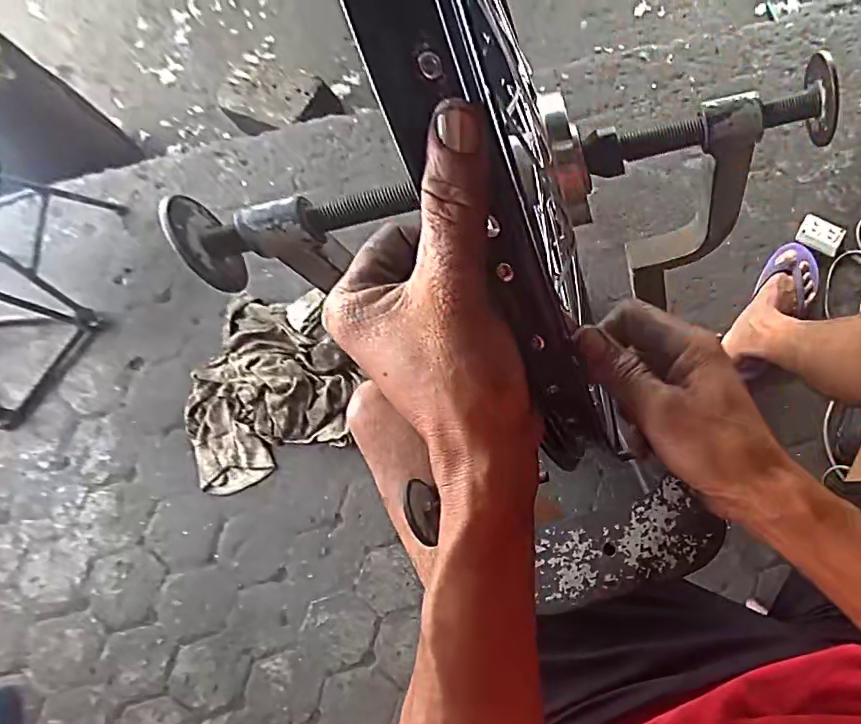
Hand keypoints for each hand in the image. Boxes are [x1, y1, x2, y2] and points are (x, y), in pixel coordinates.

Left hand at [324, 100, 537, 501]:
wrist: (498, 451)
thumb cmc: (462, 396)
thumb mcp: (455, 290)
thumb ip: (454, 212)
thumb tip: (451, 136)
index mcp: (354, 302)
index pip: (402, 230)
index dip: (446, 237)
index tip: (473, 256)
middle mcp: (381, 320)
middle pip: (436, 258)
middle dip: (474, 273)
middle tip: (486, 300)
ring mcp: (420, 340)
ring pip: (464, 286)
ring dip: (491, 294)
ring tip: (495, 326)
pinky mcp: (454, 354)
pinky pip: (480, 313)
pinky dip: (500, 316)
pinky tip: (506, 336)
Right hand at [581, 300, 803, 522]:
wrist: (752, 490)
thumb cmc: (721, 452)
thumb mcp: (658, 410)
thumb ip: (619, 373)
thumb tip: (586, 340)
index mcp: (690, 345)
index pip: (631, 316)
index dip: (603, 337)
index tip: (589, 367)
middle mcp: (690, 359)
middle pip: (632, 353)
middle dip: (619, 387)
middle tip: (625, 413)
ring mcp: (690, 386)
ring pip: (639, 385)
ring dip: (631, 414)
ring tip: (642, 439)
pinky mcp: (688, 411)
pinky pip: (653, 409)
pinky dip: (645, 428)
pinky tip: (650, 448)